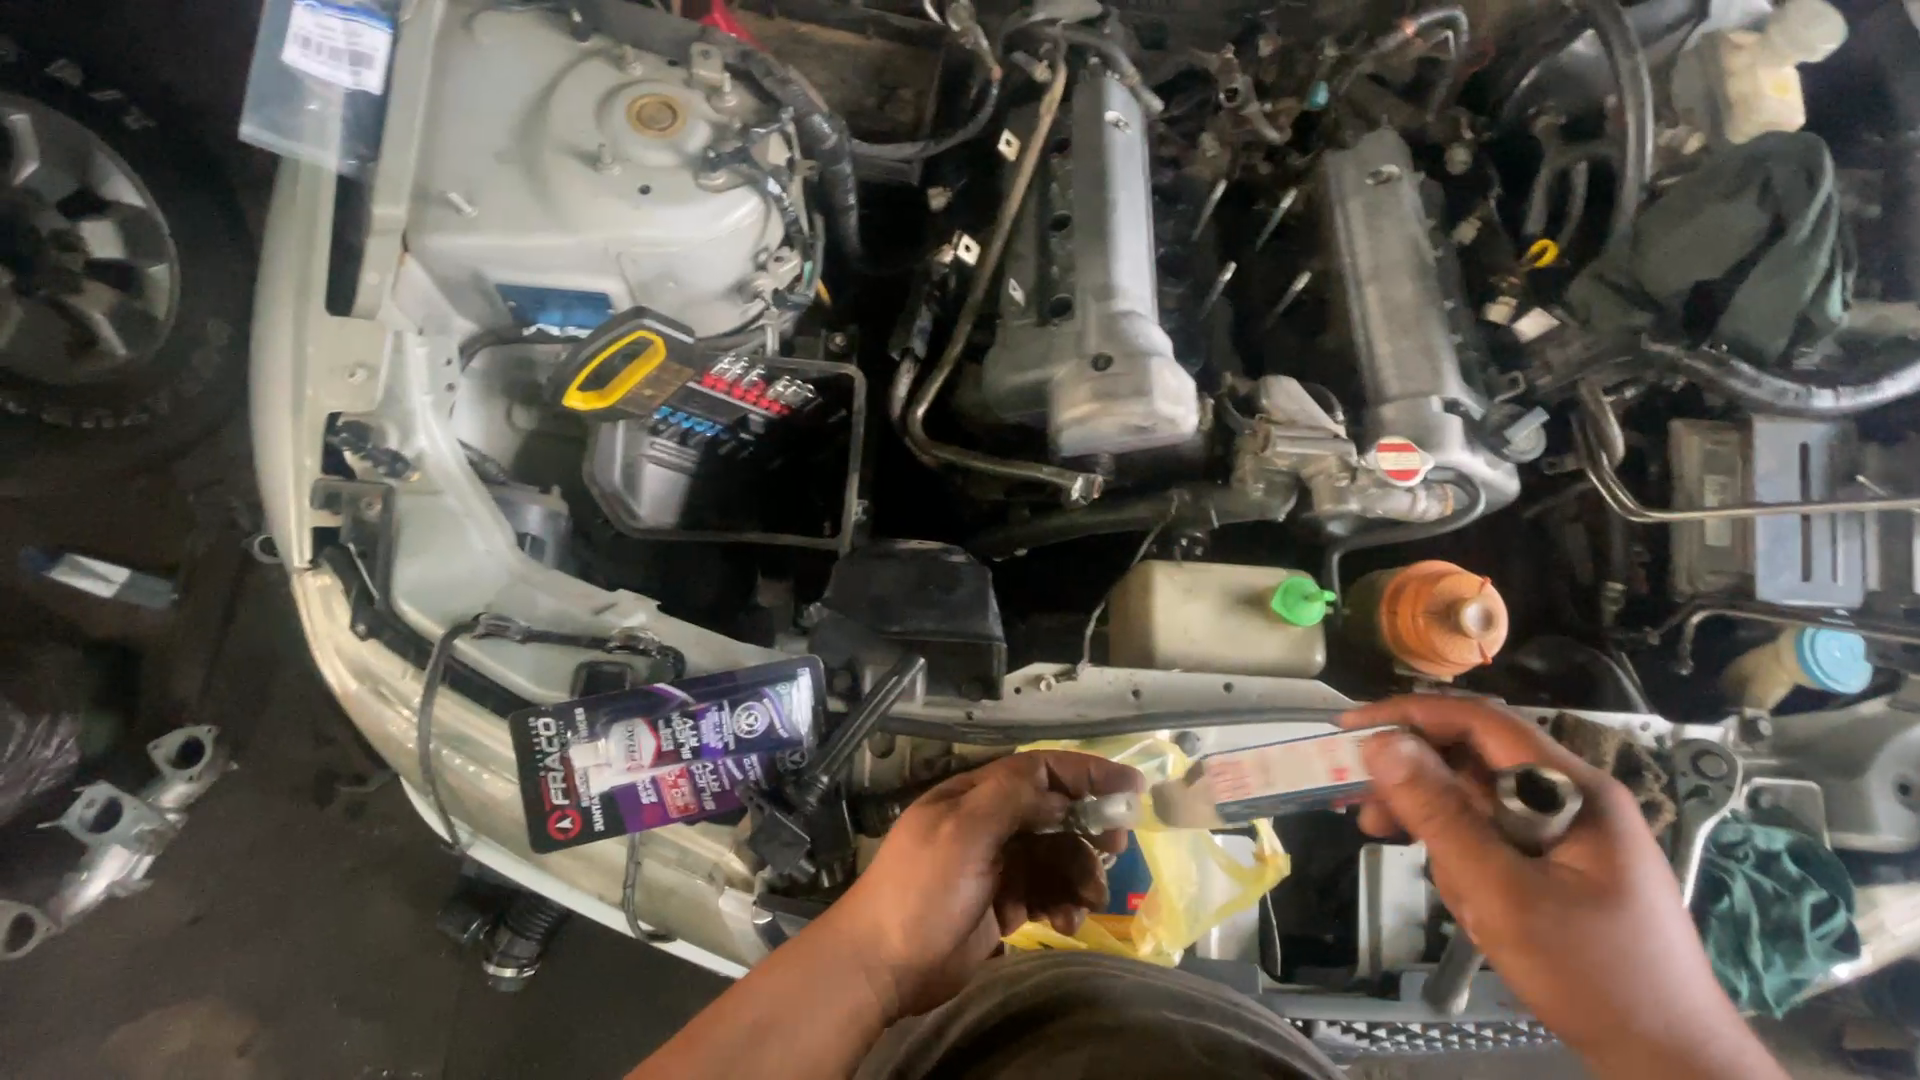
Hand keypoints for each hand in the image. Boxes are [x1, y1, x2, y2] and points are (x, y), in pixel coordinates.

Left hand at [818, 751, 1142, 1020]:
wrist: (882, 965)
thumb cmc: (921, 890)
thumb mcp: (962, 830)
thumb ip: (1010, 798)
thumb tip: (1058, 787)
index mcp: (976, 795)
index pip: (1040, 770)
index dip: (1087, 773)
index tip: (1132, 787)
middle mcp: (990, 824)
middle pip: (1055, 814)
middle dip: (1089, 830)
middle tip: (1116, 849)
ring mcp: (997, 864)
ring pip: (1056, 856)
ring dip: (1080, 874)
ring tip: (1086, 901)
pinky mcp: (1003, 903)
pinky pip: (1047, 892)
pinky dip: (1063, 903)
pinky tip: (1065, 922)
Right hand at [1342, 697, 1784, 1079]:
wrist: (1669, 1060)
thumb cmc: (1591, 974)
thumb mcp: (1501, 892)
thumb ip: (1440, 814)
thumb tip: (1381, 744)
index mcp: (1572, 789)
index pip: (1478, 721)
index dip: (1409, 715)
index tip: (1350, 729)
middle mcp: (1568, 796)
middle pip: (1471, 756)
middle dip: (1411, 774)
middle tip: (1357, 796)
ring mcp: (1564, 829)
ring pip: (1474, 796)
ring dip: (1430, 816)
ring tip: (1384, 836)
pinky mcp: (1555, 860)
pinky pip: (1489, 831)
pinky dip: (1455, 846)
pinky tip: (1445, 876)